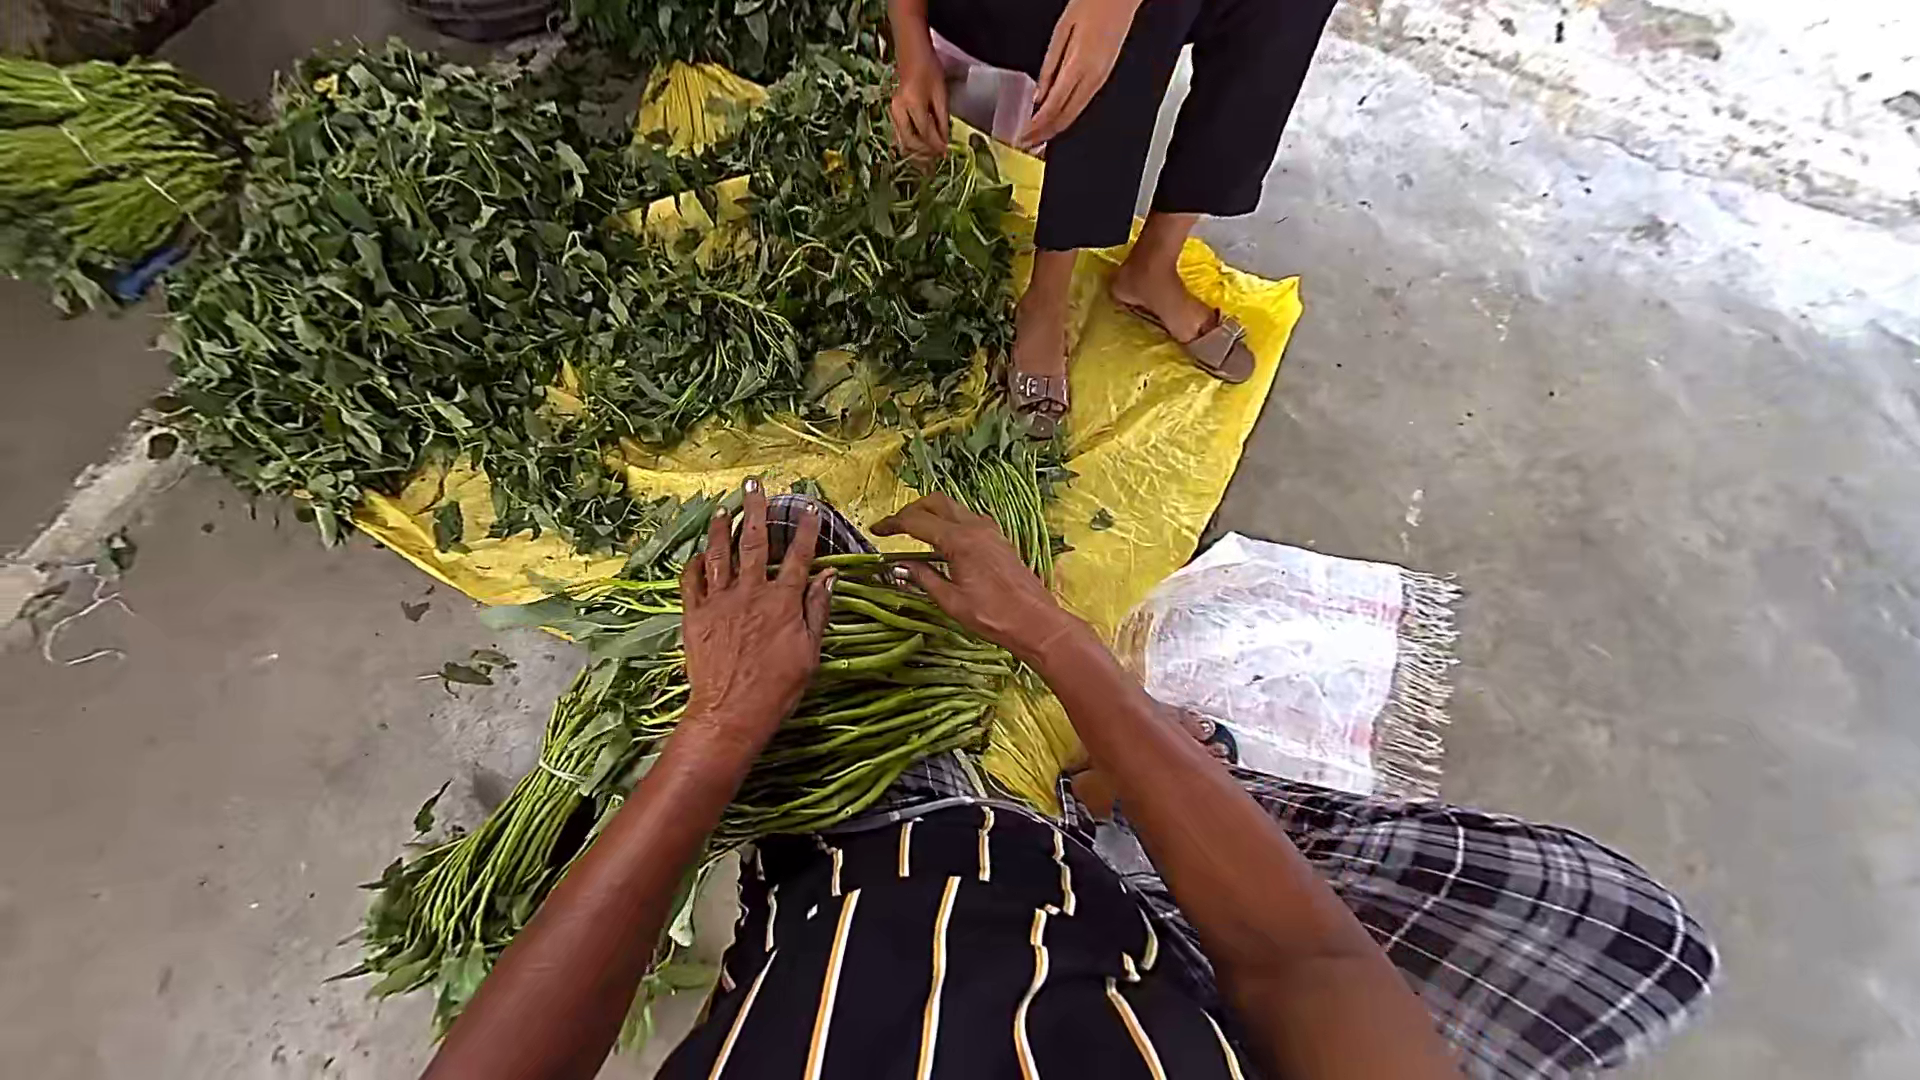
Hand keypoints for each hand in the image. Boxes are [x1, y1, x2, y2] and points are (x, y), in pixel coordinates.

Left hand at [679, 482, 834, 750]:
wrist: (731, 712)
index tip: (809, 506)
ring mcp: (719, 602)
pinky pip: (691, 582)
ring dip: (720, 529)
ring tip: (722, 508)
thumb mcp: (810, 650)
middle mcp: (750, 592)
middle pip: (754, 542)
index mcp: (782, 601)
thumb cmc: (779, 686)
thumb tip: (829, 576)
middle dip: (756, 510)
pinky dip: (693, 564)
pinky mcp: (695, 616)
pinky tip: (696, 553)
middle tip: (755, 484)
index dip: (805, 529)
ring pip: (719, 555)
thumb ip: (817, 609)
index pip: (798, 555)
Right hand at [872, 494, 1084, 662]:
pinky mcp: (999, 540)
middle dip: (912, 510)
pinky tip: (944, 543)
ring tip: (915, 533)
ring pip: (954, 508)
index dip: (892, 523)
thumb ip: (923, 578)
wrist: (1034, 622)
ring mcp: (991, 531)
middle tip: (894, 527)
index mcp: (961, 541)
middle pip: (936, 502)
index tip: (876, 529)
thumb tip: (901, 566)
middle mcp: (976, 528)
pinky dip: (950, 522)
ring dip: (932, 514)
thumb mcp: (950, 600)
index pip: (917, 521)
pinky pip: (969, 519)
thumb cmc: (992, 616)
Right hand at [889, 41, 949, 161]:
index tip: (945, 153)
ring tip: (930, 157)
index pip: (925, 131)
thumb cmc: (929, 69)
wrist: (912, 53)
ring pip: (904, 141)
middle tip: (937, 157)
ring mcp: (893, 112)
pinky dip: (912, 145)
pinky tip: (921, 148)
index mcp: (912, 102)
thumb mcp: (941, 94)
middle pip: (911, 141)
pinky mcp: (893, 115)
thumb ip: (942, 120)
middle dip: (925, 152)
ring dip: (917, 152)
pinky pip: (901, 136)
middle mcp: (899, 109)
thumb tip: (944, 143)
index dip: (936, 145)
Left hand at [1021, 0, 1138, 148]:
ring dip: (1053, 132)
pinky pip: (1080, 108)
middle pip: (1063, 119)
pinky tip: (1054, 123)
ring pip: (1073, 117)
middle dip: (1043, 136)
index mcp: (1078, 65)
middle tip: (1026, 144)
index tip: (1023, 136)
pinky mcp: (1102, 80)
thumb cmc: (1093, 3)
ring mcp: (1099, 82)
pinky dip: (1064, 120)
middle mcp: (1091, 79)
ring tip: (1037, 140)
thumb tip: (1037, 97)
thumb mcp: (1061, 30)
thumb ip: (1049, 67)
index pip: (1052, 108)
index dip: (1036, 127)